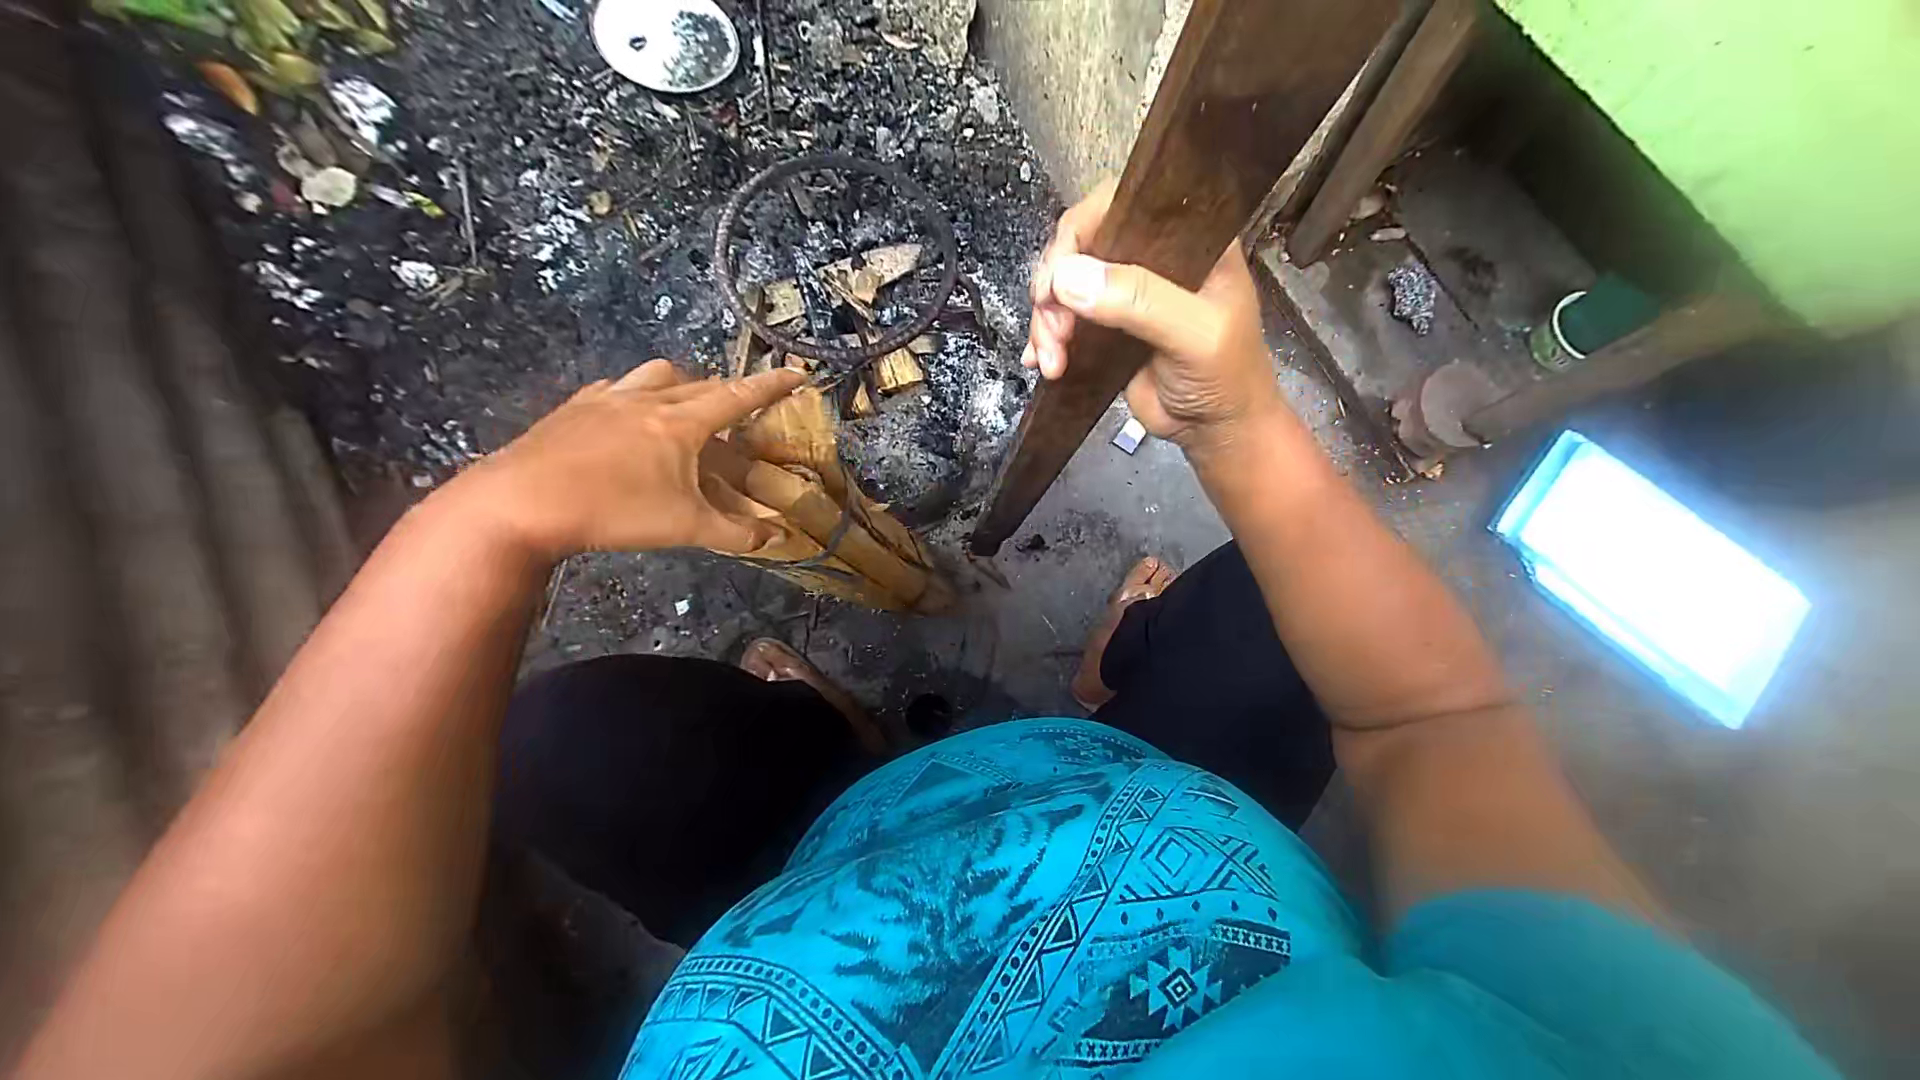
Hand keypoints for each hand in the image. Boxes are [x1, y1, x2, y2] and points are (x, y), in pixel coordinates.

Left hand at [447, 359, 804, 559]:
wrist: (520, 504)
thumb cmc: (614, 512)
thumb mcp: (684, 527)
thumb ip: (736, 533)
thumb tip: (776, 538)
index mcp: (681, 423)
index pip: (738, 397)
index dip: (771, 386)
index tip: (796, 373)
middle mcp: (647, 400)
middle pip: (699, 383)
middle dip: (727, 391)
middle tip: (740, 410)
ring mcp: (606, 400)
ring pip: (655, 375)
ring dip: (680, 384)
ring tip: (685, 408)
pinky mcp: (573, 409)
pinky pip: (614, 388)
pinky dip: (634, 394)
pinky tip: (627, 416)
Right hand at [1023, 180, 1285, 451]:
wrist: (1214, 429)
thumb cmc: (1225, 377)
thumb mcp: (1194, 334)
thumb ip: (1140, 300)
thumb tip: (1069, 277)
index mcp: (1183, 238)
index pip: (1118, 206)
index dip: (1078, 233)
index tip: (1057, 278)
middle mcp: (1149, 258)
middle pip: (1078, 247)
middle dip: (1054, 289)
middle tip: (1054, 331)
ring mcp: (1122, 294)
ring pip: (1063, 287)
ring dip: (1045, 322)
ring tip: (1051, 360)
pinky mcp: (1102, 330)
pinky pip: (1060, 321)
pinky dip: (1043, 340)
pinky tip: (1041, 362)